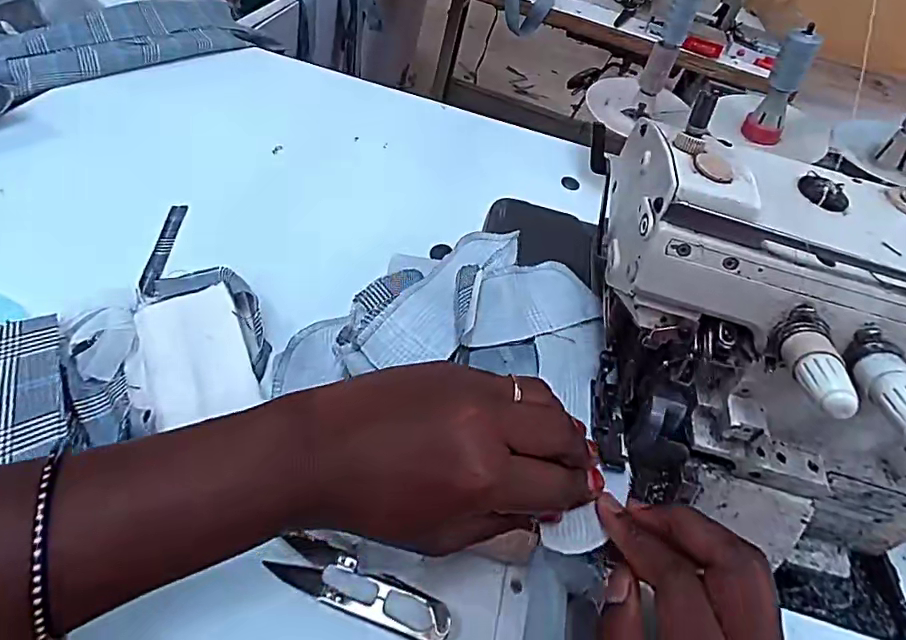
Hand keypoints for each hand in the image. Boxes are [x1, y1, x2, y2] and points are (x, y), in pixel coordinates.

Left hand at [284, 363, 598, 553]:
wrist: (324, 448)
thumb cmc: (366, 492)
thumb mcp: (440, 535)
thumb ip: (499, 525)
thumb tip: (534, 513)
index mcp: (482, 474)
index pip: (558, 483)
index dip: (578, 493)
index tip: (581, 494)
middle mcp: (482, 423)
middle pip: (561, 431)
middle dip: (579, 455)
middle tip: (578, 467)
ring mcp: (467, 388)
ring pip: (539, 395)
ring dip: (557, 420)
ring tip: (556, 439)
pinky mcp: (451, 369)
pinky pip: (505, 380)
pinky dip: (522, 399)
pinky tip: (515, 418)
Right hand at [597, 496, 782, 639]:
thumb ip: (621, 632)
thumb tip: (618, 577)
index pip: (679, 574)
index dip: (637, 535)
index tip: (611, 517)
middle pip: (733, 559)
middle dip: (678, 522)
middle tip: (636, 512)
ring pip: (749, 567)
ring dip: (699, 536)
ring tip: (655, 530)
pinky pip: (751, 588)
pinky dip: (716, 562)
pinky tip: (682, 562)